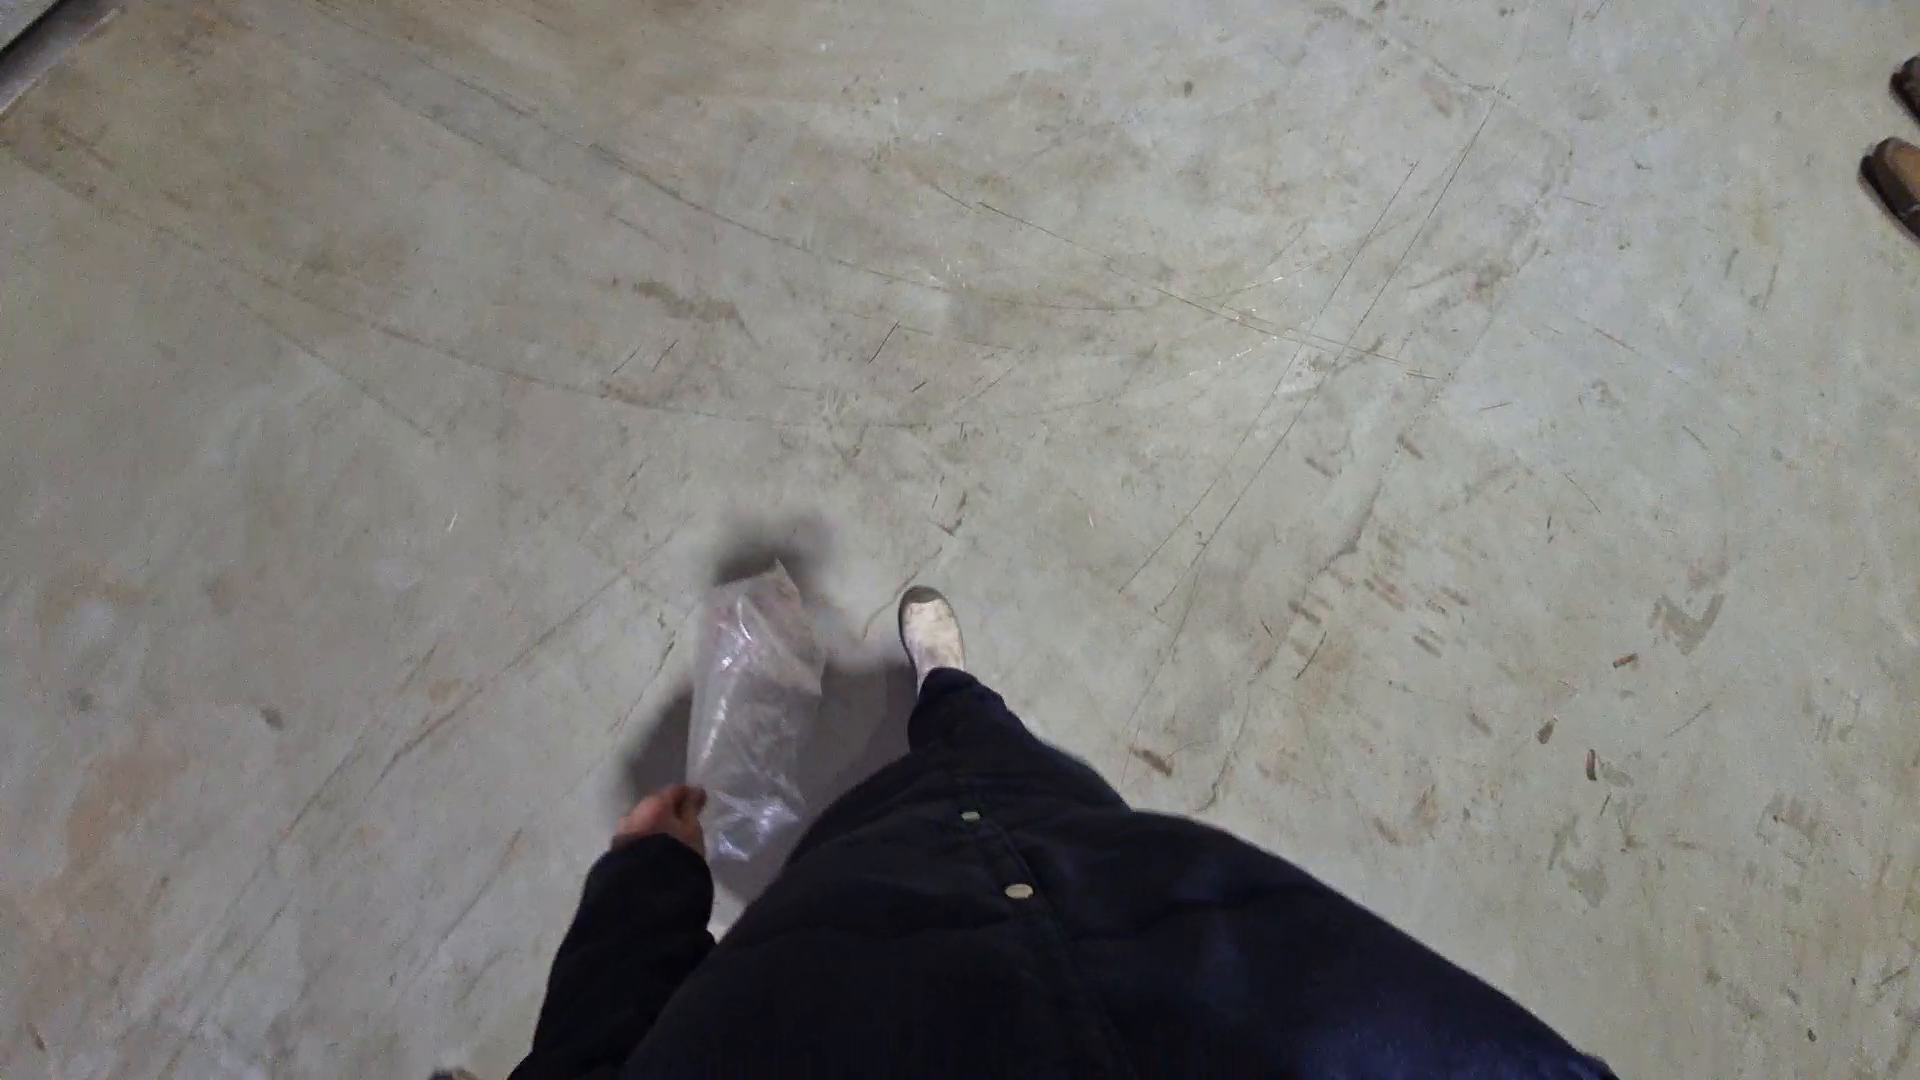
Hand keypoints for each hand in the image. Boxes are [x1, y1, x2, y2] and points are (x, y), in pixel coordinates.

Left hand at [613, 784, 706, 854]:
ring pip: (642, 822)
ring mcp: (622, 833)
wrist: (644, 890)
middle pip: (655, 805)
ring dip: (655, 826)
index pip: (674, 790)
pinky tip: (654, 848)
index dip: (689, 794)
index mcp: (655, 804)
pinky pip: (636, 838)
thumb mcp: (692, 830)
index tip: (701, 801)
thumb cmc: (676, 852)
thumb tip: (695, 792)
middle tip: (683, 819)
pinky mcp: (615, 852)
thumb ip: (692, 809)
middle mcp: (634, 813)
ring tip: (668, 837)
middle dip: (668, 810)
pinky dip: (646, 839)